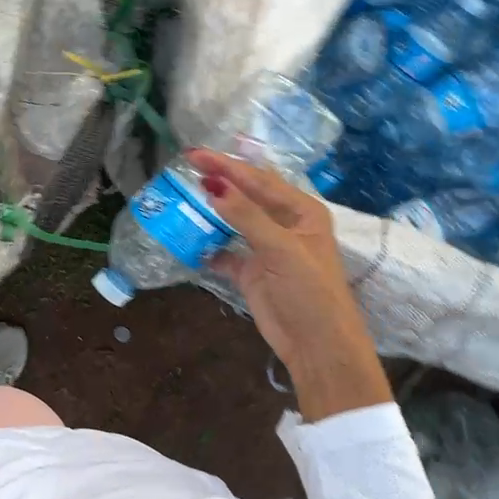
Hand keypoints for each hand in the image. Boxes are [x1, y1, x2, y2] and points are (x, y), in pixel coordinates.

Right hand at [190, 150, 392, 421]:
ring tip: (181, 197)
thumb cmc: (310, 292)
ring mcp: (265, 249)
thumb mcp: (281, 250)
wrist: (317, 343)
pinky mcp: (251, 272)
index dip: (227, 166)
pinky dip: (207, 248)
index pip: (259, 180)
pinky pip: (224, 253)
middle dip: (218, 181)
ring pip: (233, 222)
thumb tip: (213, 186)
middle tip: (184, 167)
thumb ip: (246, 217)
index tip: (194, 155)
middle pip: (246, 196)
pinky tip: (189, 242)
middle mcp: (284, 225)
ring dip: (210, 212)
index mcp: (301, 212)